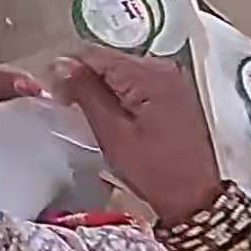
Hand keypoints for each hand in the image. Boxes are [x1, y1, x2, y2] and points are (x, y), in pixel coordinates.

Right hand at [51, 47, 220, 221]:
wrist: (196, 197)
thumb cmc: (153, 169)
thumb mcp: (112, 132)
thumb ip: (85, 92)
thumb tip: (60, 64)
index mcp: (148, 74)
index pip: (94, 53)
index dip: (68, 68)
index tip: (54, 93)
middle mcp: (162, 66)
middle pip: (108, 59)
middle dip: (84, 77)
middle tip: (69, 106)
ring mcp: (170, 77)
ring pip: (120, 69)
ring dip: (100, 86)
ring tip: (89, 113)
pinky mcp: (172, 89)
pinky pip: (135, 80)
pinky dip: (118, 92)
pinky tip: (112, 114)